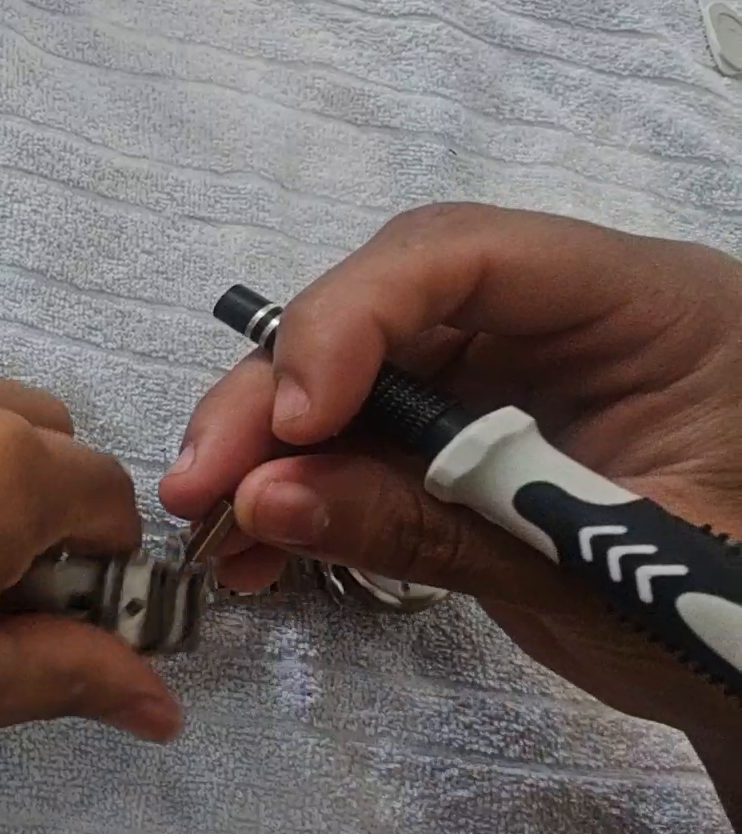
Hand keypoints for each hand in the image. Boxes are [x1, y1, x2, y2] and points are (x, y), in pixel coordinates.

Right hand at [160, 205, 741, 742]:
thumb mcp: (608, 578)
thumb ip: (432, 532)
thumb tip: (261, 502)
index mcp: (638, 310)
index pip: (459, 256)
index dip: (351, 320)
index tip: (293, 424)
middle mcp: (532, 325)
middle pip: (358, 322)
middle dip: (262, 406)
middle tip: (196, 488)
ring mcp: (470, 380)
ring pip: (321, 385)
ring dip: (251, 458)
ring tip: (209, 532)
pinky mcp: (424, 436)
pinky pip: (326, 449)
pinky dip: (276, 499)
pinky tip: (248, 555)